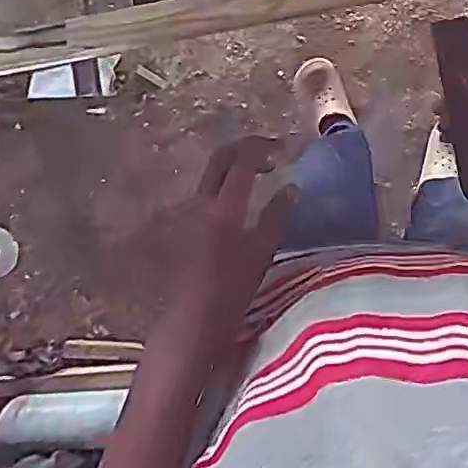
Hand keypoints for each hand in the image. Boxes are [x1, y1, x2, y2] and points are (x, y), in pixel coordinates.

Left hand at [162, 137, 294, 326]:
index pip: (243, 160)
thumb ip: (277, 215)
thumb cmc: (232, 289)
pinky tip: (232, 210)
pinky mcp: (176, 223)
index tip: (283, 149)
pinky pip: (201, 197)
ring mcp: (183, 211)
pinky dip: (221, 193)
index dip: (263, 147)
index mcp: (224, 207)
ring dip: (233, 172)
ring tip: (255, 183)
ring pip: (209, 177)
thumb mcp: (263, 252)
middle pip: (220, 158)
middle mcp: (199, 202)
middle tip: (269, 156)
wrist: (192, 320)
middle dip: (245, 149)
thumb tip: (291, 188)